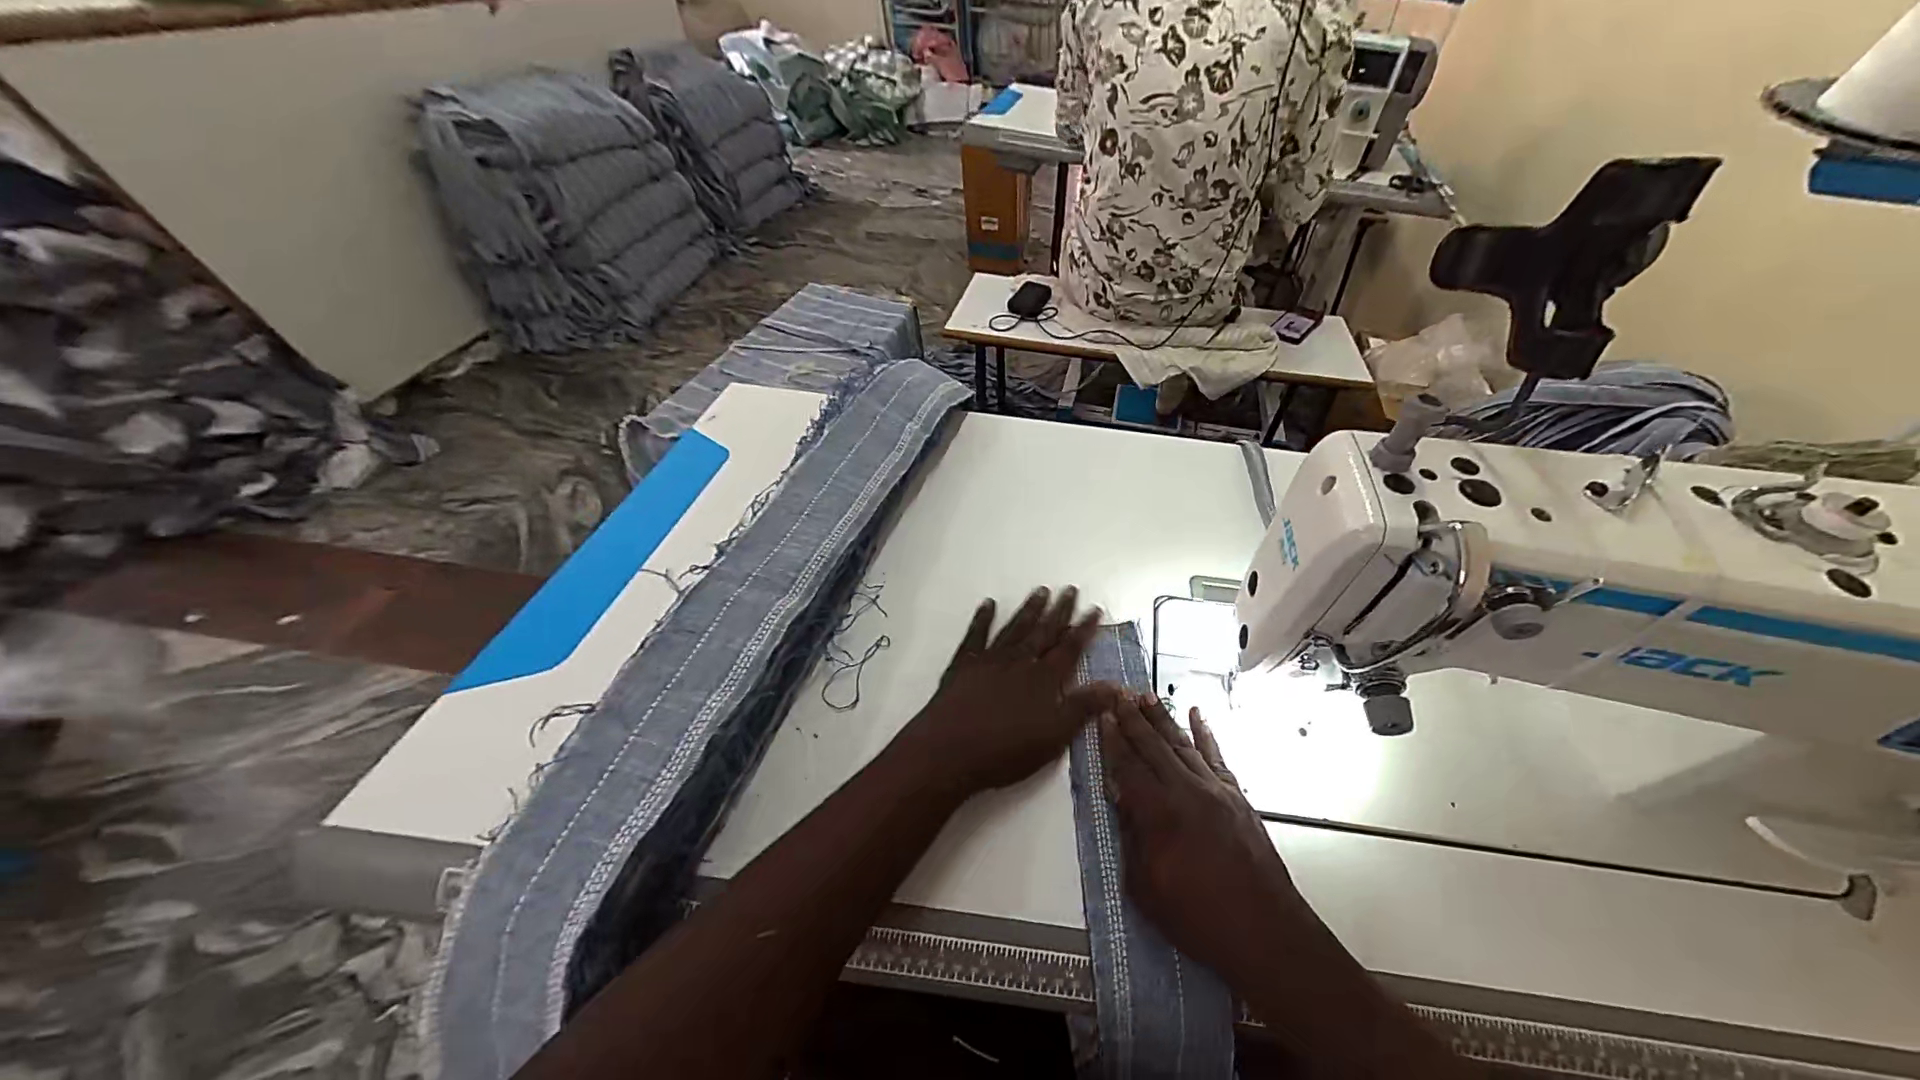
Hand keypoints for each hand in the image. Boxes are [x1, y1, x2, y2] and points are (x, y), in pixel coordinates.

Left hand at [898, 587, 1114, 794]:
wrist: (950, 750)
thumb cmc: (1006, 750)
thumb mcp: (1054, 736)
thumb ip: (1083, 708)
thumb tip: (1114, 686)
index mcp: (1043, 679)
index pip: (1069, 648)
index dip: (1084, 629)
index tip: (1094, 610)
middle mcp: (1019, 662)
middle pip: (1043, 631)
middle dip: (1059, 611)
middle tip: (1070, 590)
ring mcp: (989, 660)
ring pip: (1014, 628)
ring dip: (1029, 610)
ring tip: (1040, 591)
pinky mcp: (963, 665)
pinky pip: (976, 635)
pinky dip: (982, 619)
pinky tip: (987, 605)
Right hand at [1101, 695, 1303, 981]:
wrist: (1265, 934)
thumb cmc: (1199, 920)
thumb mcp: (1145, 887)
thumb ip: (1131, 838)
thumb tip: (1124, 804)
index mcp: (1160, 813)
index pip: (1128, 766)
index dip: (1112, 740)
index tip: (1103, 717)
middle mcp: (1188, 792)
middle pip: (1153, 745)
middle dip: (1133, 717)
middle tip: (1118, 693)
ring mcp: (1216, 792)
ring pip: (1182, 744)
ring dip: (1162, 718)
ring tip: (1146, 696)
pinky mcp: (1238, 798)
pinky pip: (1216, 757)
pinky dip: (1205, 734)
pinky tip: (1197, 716)